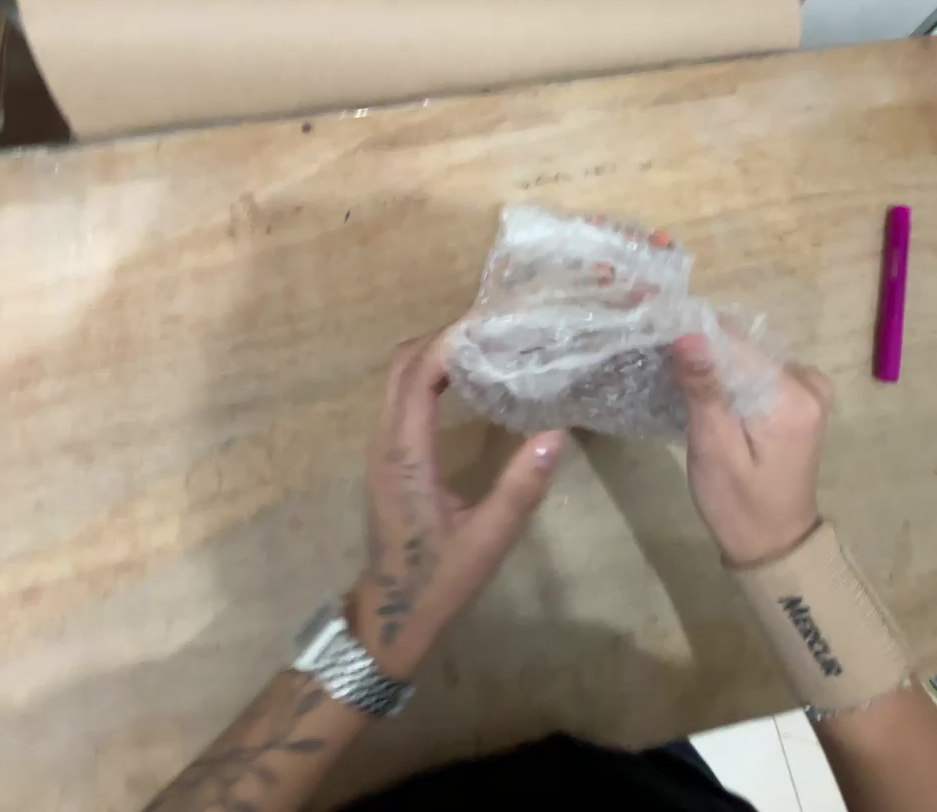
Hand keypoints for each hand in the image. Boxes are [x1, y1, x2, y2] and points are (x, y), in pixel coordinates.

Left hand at [350, 330, 565, 680]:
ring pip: (398, 377)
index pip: (420, 374)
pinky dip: (428, 374)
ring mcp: (381, 446)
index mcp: (405, 453)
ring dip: (434, 353)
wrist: (392, 615)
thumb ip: (520, 487)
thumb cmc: (439, 580)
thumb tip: (555, 430)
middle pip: (403, 364)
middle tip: (493, 328)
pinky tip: (466, 380)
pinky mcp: (387, 454)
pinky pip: (401, 396)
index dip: (452, 340)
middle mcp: (385, 439)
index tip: (491, 320)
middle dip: (443, 337)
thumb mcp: (488, 539)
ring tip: (485, 345)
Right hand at [672, 334, 832, 565]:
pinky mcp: (797, 395)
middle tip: (662, 365)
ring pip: (745, 353)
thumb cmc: (738, 503)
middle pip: (741, 344)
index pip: (733, 343)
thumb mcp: (713, 449)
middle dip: (700, 350)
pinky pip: (754, 367)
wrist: (773, 544)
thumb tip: (688, 335)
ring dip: (710, 361)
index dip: (690, 336)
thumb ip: (704, 390)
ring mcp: (807, 387)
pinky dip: (726, 374)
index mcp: (792, 397)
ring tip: (677, 377)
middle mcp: (807, 382)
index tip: (654, 334)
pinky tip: (704, 389)